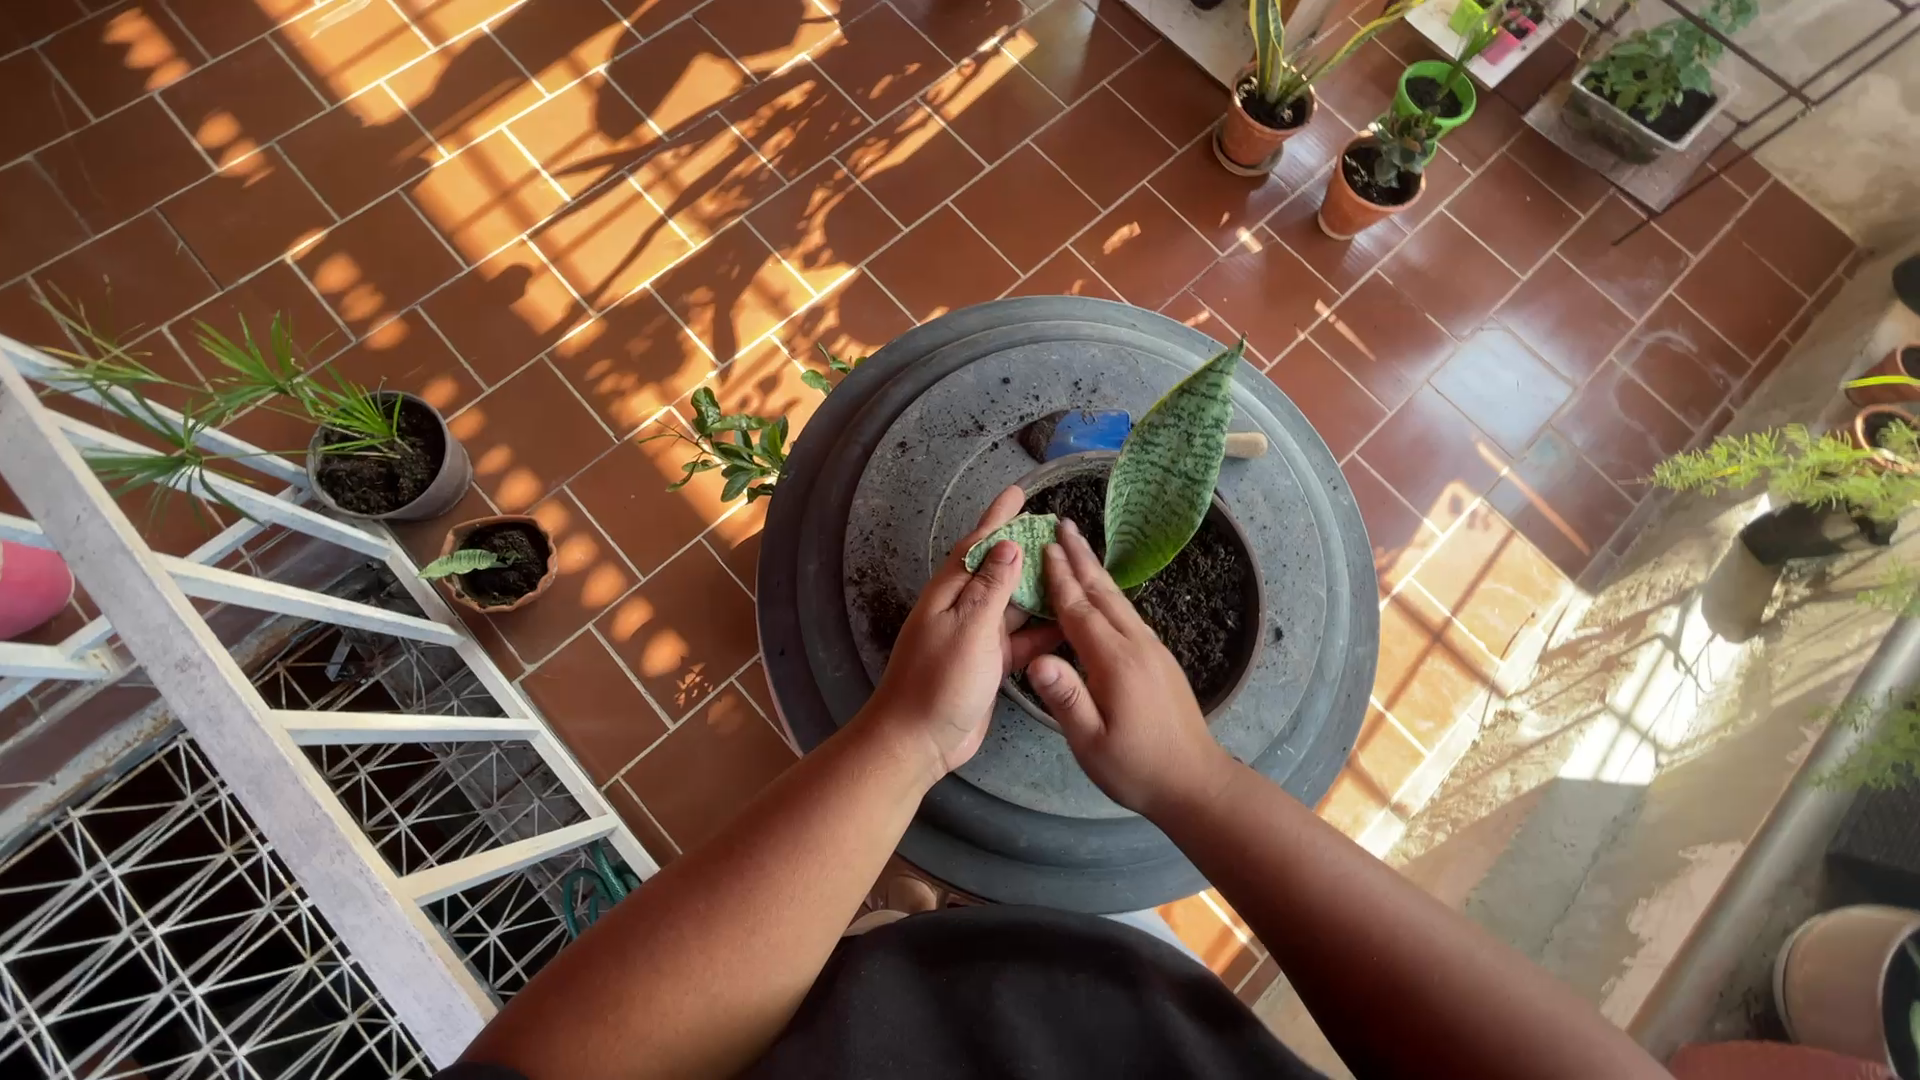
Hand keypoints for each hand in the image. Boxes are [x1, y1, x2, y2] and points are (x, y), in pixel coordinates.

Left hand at [865, 486, 1062, 782]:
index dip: (997, 517)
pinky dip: (1041, 631)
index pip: (977, 544)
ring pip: (1014, 605)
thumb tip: (1008, 544)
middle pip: (1000, 570)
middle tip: (1058, 533)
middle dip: (1026, 550)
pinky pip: (1019, 638)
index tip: (1018, 492)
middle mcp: (963, 608)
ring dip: (1039, 591)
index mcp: (951, 592)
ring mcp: (976, 636)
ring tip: (1072, 573)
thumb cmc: (938, 682)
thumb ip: (991, 588)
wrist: (918, 741)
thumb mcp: (968, 629)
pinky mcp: (989, 663)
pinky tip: (1067, 625)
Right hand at [1027, 519, 1235, 817]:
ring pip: (1119, 601)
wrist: (1197, 783)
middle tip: (1064, 524)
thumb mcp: (1092, 742)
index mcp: (1115, 661)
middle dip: (1081, 557)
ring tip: (1079, 547)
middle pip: (1103, 592)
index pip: (1079, 610)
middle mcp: (1137, 645)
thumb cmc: (1137, 769)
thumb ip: (1065, 698)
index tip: (1045, 547)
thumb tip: (1036, 659)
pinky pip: (1129, 614)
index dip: (1059, 578)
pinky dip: (1109, 594)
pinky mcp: (1161, 660)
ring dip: (1096, 571)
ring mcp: (1153, 650)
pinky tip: (1103, 594)